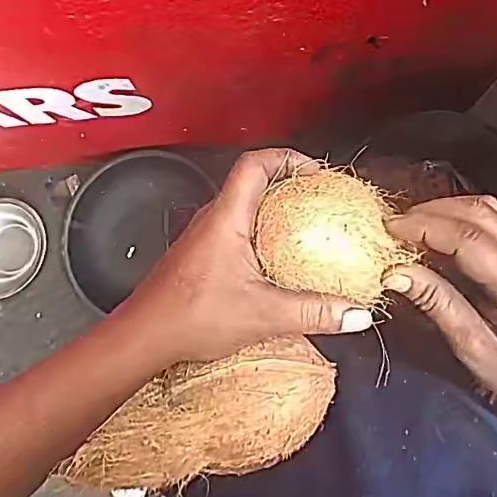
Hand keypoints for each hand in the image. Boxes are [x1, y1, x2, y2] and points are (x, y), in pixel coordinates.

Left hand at [115, 148, 375, 364]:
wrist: (142, 338)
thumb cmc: (189, 317)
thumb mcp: (263, 315)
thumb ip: (313, 312)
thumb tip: (354, 313)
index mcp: (227, 218)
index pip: (255, 164)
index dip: (288, 158)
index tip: (315, 173)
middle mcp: (213, 219)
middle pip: (252, 180)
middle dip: (289, 183)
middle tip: (318, 200)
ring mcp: (205, 236)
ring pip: (244, 206)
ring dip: (275, 209)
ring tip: (305, 228)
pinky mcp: (201, 255)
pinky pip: (236, 230)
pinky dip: (262, 233)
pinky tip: (277, 262)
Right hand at [384, 196, 496, 422]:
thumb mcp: (474, 350)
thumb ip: (439, 306)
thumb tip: (397, 273)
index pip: (471, 241)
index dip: (426, 228)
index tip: (390, 229)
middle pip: (478, 215)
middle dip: (429, 213)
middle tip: (391, 226)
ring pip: (486, 209)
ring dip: (443, 209)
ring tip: (408, 226)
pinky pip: (492, 219)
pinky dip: (458, 216)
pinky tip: (435, 230)